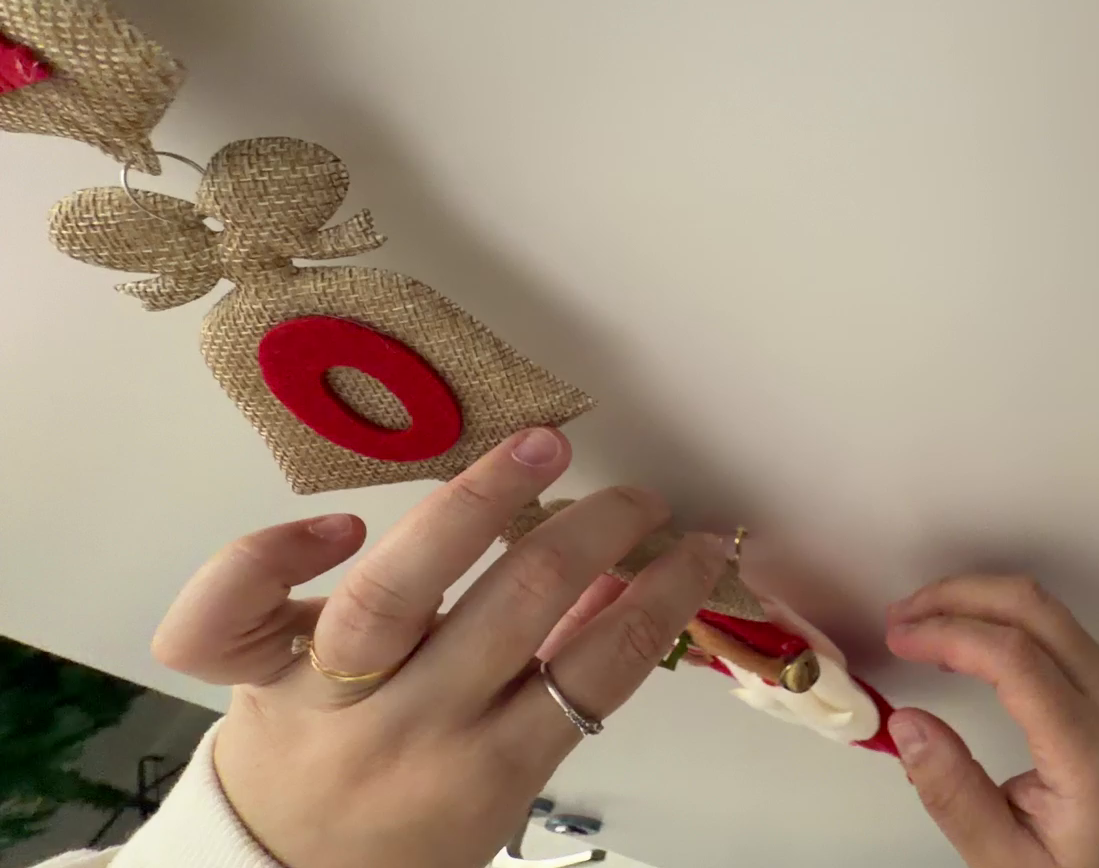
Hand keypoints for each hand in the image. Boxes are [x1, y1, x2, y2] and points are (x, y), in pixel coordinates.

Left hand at [150, 428, 728, 867]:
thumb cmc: (417, 832)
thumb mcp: (515, 780)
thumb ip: (573, 674)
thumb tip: (631, 578)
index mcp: (490, 767)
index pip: (608, 657)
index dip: (672, 589)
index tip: (702, 544)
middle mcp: (412, 726)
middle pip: (524, 598)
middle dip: (602, 527)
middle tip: (640, 499)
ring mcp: (323, 699)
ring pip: (395, 587)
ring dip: (482, 499)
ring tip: (545, 446)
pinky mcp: (246, 678)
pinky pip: (220, 623)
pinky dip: (270, 559)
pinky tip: (341, 526)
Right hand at [885, 576, 1098, 867]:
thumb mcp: (1010, 863)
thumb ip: (956, 796)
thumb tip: (905, 724)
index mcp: (1087, 747)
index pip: (1016, 659)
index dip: (951, 635)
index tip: (901, 639)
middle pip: (1029, 607)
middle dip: (955, 597)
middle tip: (902, 617)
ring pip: (1037, 601)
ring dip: (972, 596)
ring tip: (919, 619)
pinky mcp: (1097, 669)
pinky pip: (1044, 616)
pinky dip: (993, 609)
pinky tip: (958, 630)